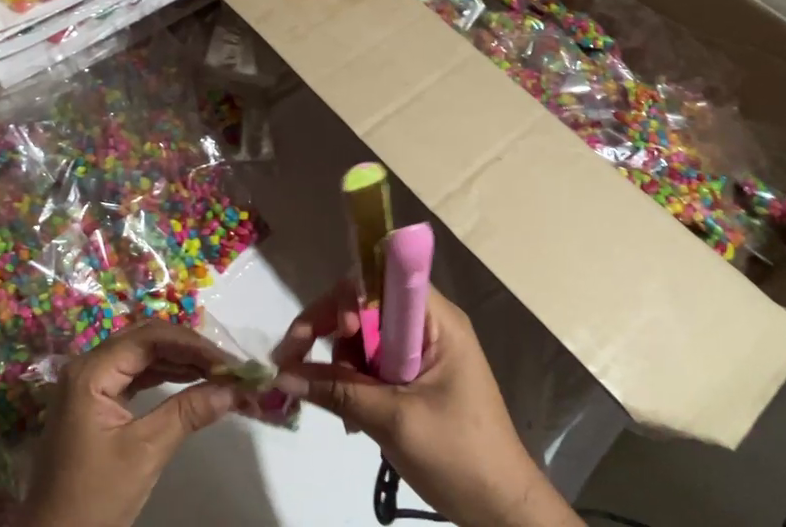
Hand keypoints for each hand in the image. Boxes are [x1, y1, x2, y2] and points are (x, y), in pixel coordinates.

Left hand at [20, 321, 240, 526]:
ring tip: (218, 372)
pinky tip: (191, 381)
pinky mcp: (95, 401)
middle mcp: (87, 366)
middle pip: (145, 341)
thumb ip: (187, 413)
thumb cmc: (95, 496)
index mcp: (91, 371)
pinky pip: (134, 375)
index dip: (192, 344)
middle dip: (188, 349)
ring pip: (141, 357)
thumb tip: (233, 389)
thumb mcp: (145, 452)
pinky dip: (164, 376)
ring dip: (179, 361)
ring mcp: (89, 383)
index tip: (229, 360)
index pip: (149, 339)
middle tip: (228, 364)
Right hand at [272, 281, 580, 526]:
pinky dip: (352, 382)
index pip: (379, 280)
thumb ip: (338, 391)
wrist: (503, 510)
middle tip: (294, 362)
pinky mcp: (415, 377)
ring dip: (339, 364)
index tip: (322, 332)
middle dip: (329, 332)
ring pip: (363, 337)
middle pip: (364, 306)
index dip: (345, 298)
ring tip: (333, 404)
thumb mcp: (394, 422)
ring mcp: (422, 351)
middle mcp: (428, 325)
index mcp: (436, 321)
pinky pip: (372, 363)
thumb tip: (282, 374)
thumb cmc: (459, 457)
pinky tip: (346, 413)